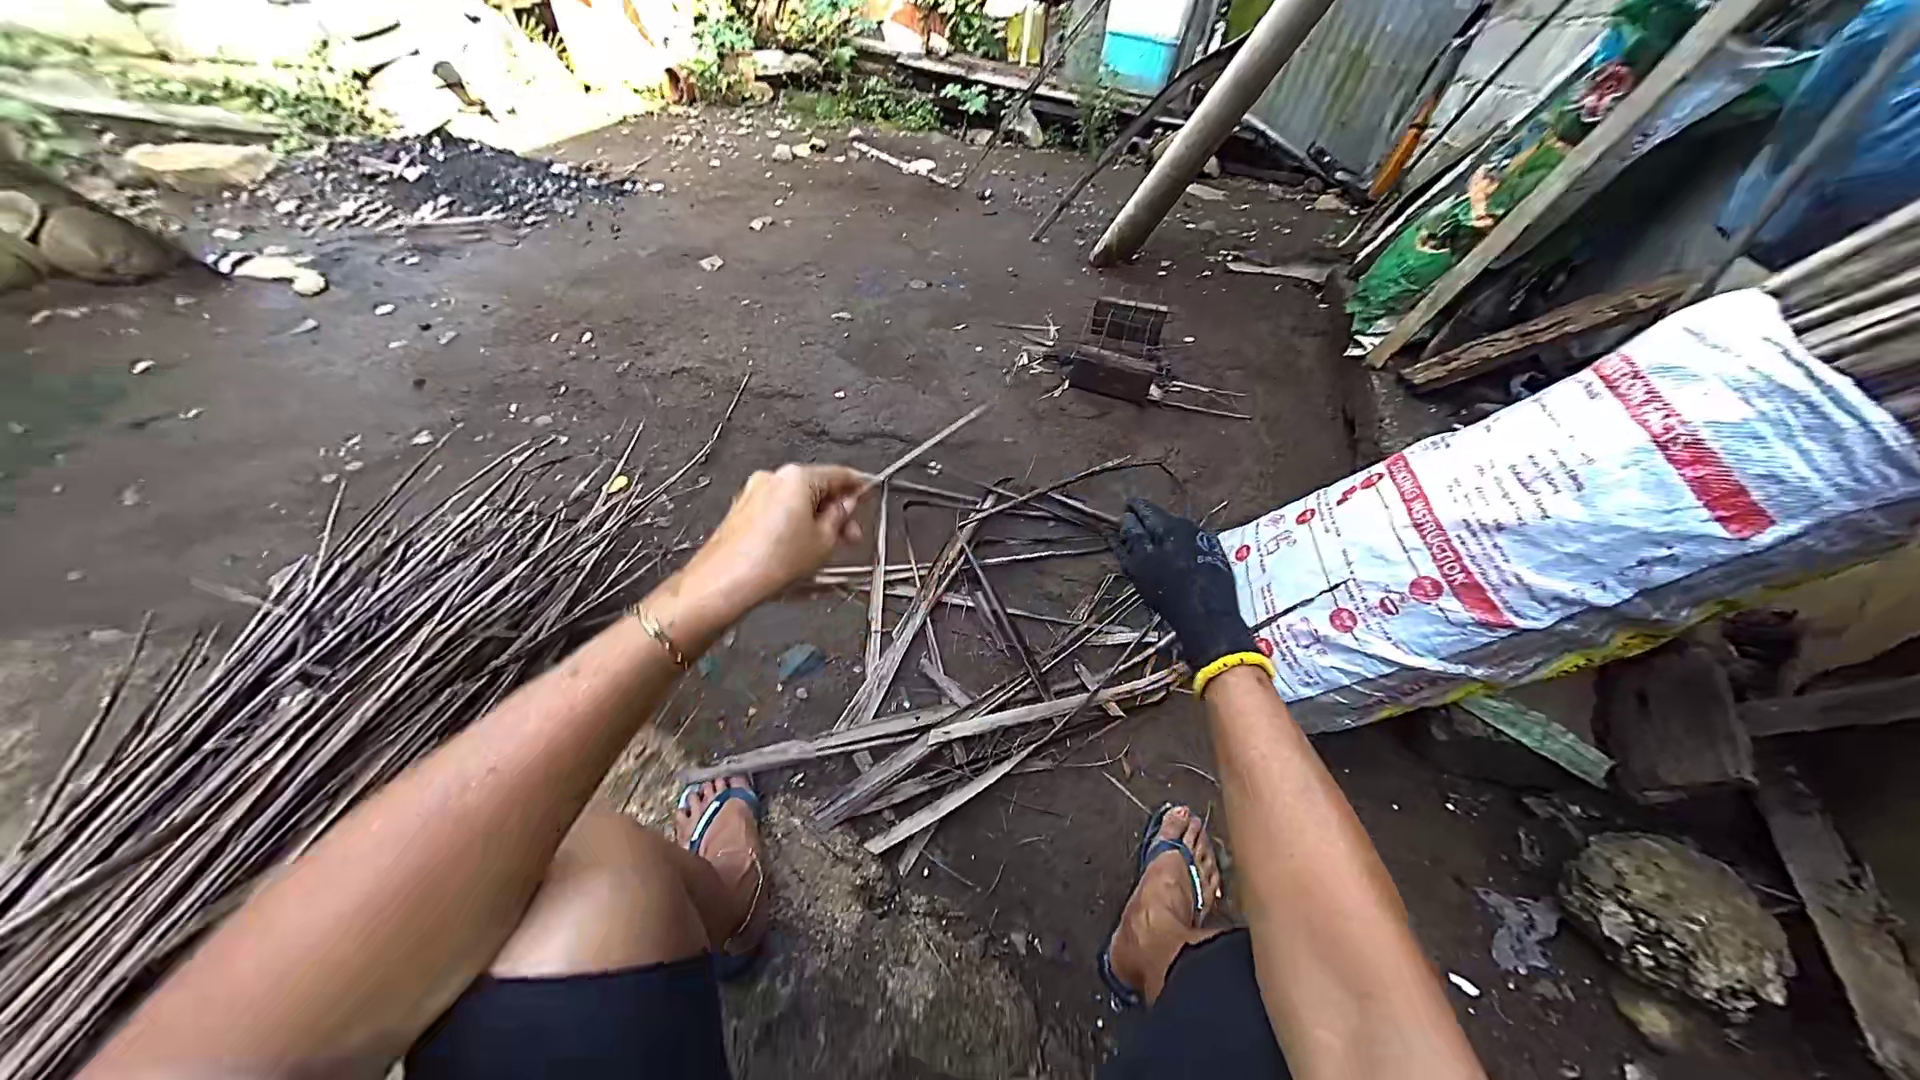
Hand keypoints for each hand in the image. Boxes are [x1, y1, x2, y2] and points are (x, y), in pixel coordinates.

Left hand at [657, 464, 866, 636]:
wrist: (726, 582)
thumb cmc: (769, 562)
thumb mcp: (824, 541)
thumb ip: (840, 517)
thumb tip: (845, 507)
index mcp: (796, 478)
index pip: (839, 474)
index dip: (858, 486)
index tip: (866, 494)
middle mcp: (773, 478)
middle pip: (816, 487)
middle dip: (836, 510)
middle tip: (850, 532)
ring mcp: (754, 493)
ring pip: (796, 500)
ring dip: (814, 518)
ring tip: (825, 546)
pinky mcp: (743, 511)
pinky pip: (777, 510)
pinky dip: (793, 523)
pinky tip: (799, 548)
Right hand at [1111, 498, 1254, 671]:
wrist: (1209, 616)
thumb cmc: (1168, 590)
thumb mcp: (1140, 563)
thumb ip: (1132, 538)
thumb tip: (1125, 519)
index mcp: (1170, 525)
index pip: (1146, 509)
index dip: (1133, 508)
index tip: (1124, 508)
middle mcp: (1190, 528)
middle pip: (1164, 519)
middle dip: (1148, 520)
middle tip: (1134, 525)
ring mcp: (1206, 542)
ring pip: (1178, 532)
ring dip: (1163, 535)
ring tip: (1151, 543)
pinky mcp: (1215, 558)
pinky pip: (1190, 545)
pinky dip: (1177, 547)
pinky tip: (1173, 558)